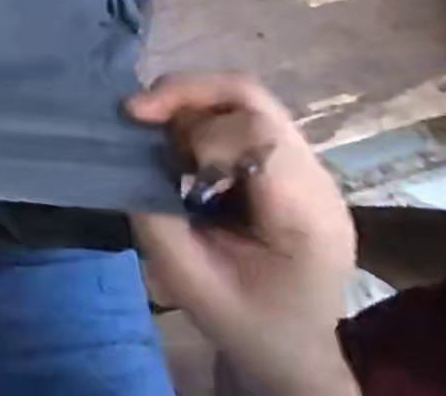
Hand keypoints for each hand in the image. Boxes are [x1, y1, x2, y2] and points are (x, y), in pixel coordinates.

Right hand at [127, 74, 359, 395]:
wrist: (293, 353)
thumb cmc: (244, 323)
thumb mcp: (188, 280)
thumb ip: (155, 214)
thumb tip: (127, 154)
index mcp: (304, 217)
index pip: (257, 133)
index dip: (197, 122)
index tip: (142, 127)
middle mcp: (318, 180)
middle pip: (252, 98)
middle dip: (186, 92)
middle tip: (138, 110)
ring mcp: (310, 167)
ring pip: (245, 98)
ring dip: (190, 102)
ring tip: (156, 130)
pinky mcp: (292, 161)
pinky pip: (243, 114)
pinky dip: (201, 114)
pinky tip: (180, 143)